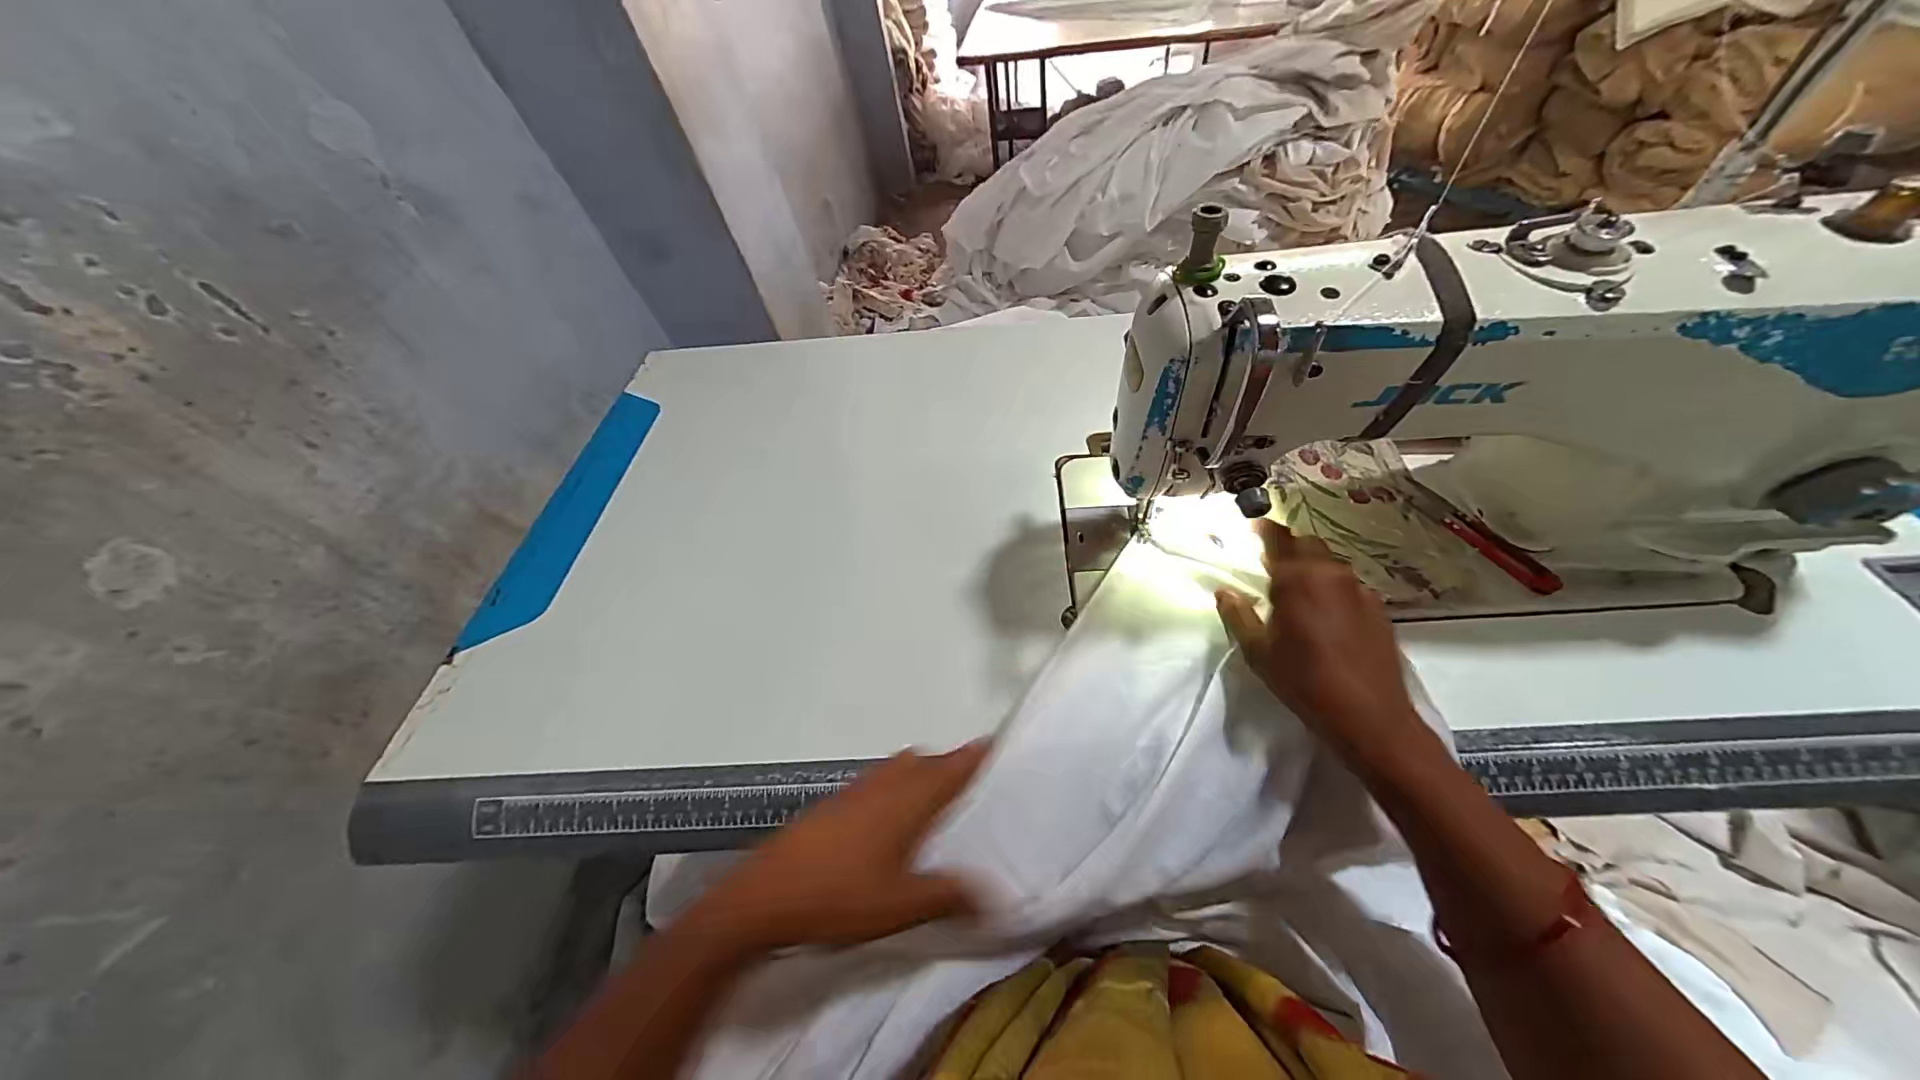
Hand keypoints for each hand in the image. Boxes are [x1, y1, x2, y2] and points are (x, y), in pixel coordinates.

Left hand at [688, 741, 989, 953]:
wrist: (763, 897)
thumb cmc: (839, 895)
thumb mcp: (902, 905)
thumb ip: (950, 896)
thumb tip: (994, 897)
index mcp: (907, 800)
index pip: (951, 768)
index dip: (974, 756)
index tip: (995, 746)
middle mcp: (883, 785)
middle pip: (925, 762)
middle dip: (950, 764)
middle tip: (972, 780)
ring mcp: (854, 792)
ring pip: (898, 769)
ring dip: (920, 773)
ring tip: (935, 797)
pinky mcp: (832, 805)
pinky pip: (876, 783)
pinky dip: (894, 787)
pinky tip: (890, 820)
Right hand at [1215, 520, 1434, 762]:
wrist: (1369, 716)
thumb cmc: (1304, 681)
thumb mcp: (1258, 651)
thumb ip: (1238, 615)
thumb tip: (1225, 591)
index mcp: (1299, 579)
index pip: (1279, 539)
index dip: (1264, 530)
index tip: (1252, 527)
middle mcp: (1333, 575)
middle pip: (1309, 545)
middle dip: (1289, 548)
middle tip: (1270, 564)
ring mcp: (1362, 591)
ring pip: (1332, 565)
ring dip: (1313, 569)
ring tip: (1297, 591)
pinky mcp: (1380, 610)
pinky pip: (1350, 586)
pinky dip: (1333, 589)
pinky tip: (1325, 614)